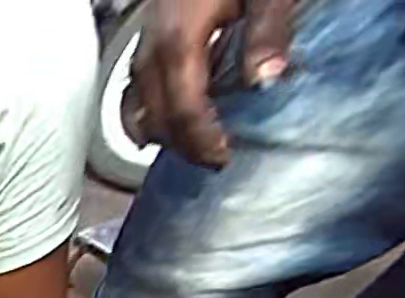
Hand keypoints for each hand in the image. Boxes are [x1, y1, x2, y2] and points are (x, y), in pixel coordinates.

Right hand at [133, 0, 294, 167]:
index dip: (202, 139)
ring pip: (143, 116)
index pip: (184, 112)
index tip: (222, 157)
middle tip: (212, 159)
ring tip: (195, 142)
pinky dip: (153, 118)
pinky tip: (170, 121)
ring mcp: (139, 59)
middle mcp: (149, 61)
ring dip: (168, 135)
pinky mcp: (140, 54)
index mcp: (177, 48)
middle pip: (158, 122)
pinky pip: (136, 101)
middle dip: (183, 145)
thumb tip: (266, 80)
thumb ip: (267, 31)